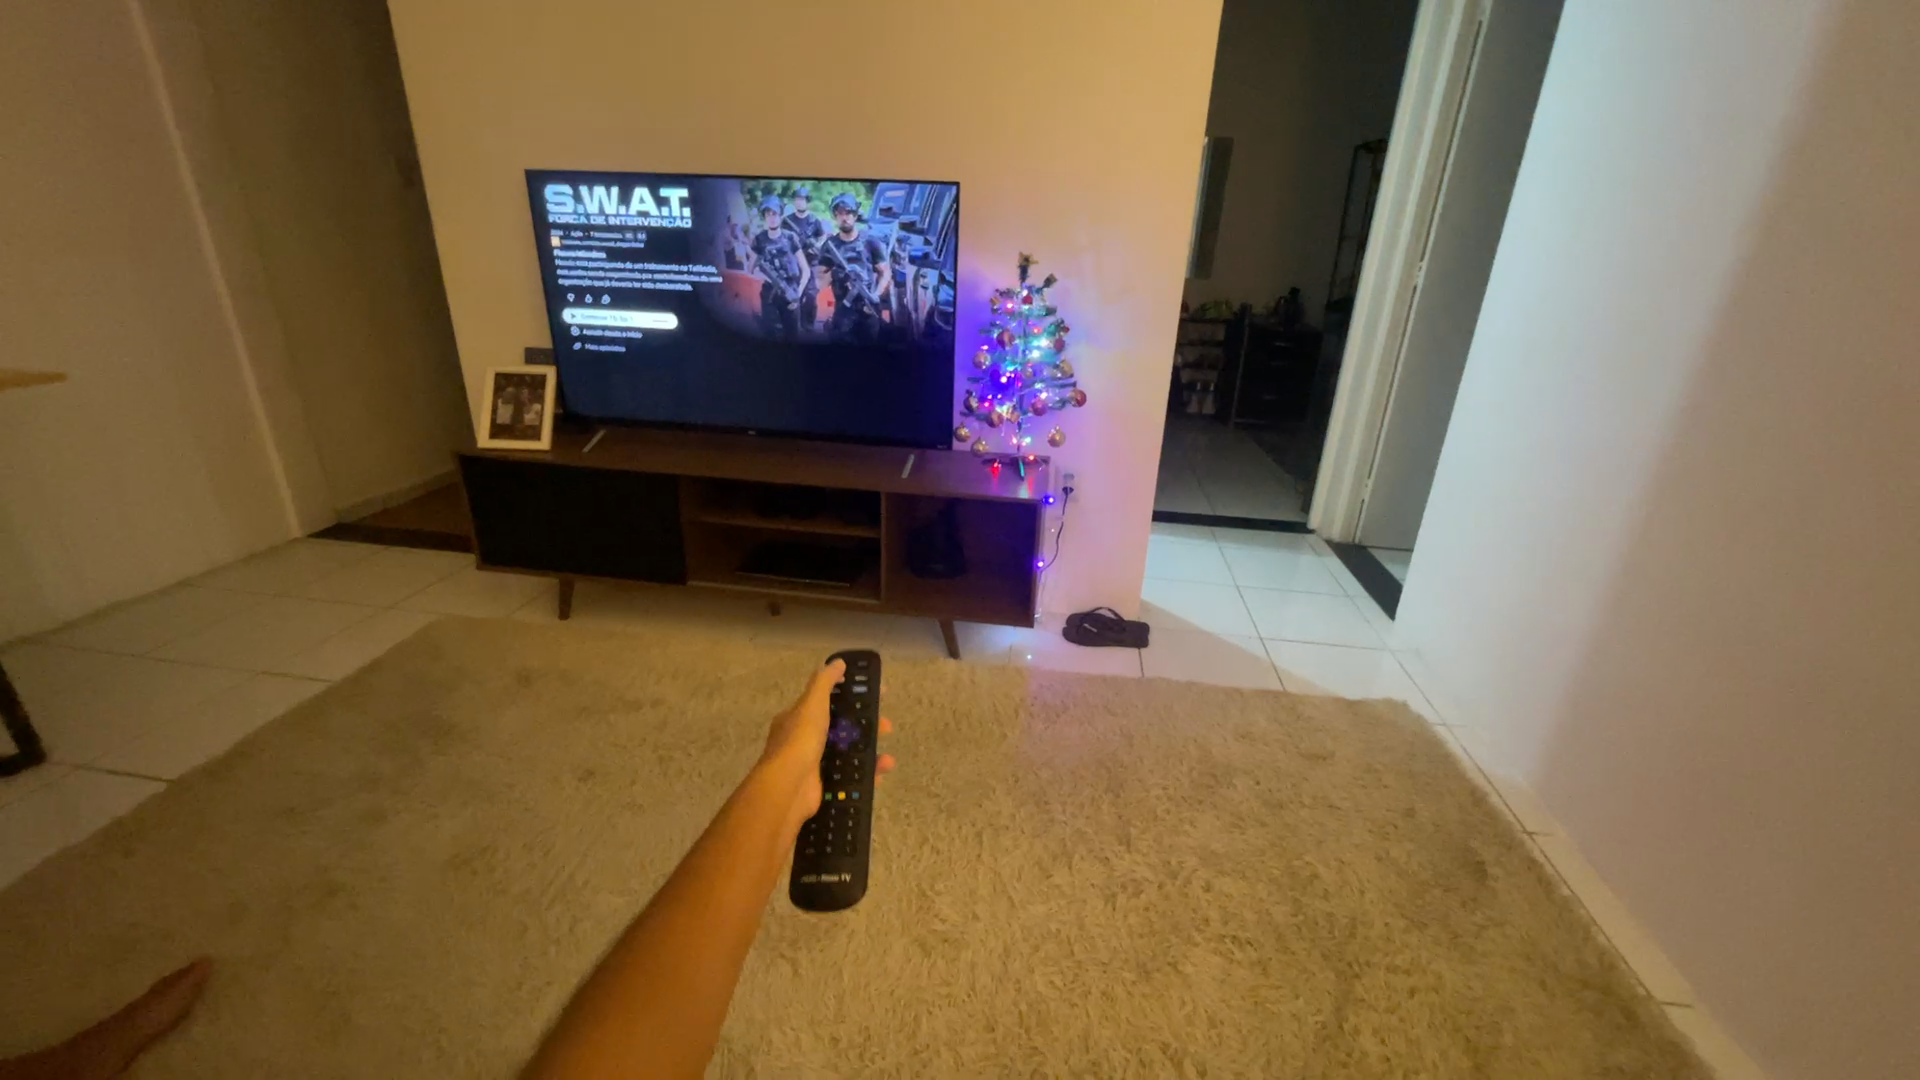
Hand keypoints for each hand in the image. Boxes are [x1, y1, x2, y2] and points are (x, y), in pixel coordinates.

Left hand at [761, 659, 894, 834]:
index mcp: (798, 718)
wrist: (787, 788)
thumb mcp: (812, 703)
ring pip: (848, 752)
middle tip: (886, 726)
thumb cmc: (800, 740)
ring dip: (869, 750)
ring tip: (887, 756)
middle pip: (841, 728)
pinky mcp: (824, 784)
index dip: (851, 697)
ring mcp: (814, 764)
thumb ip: (825, 682)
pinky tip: (881, 770)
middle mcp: (805, 740)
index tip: (874, 696)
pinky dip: (867, 773)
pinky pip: (850, 776)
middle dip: (866, 725)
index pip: (828, 701)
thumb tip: (838, 662)